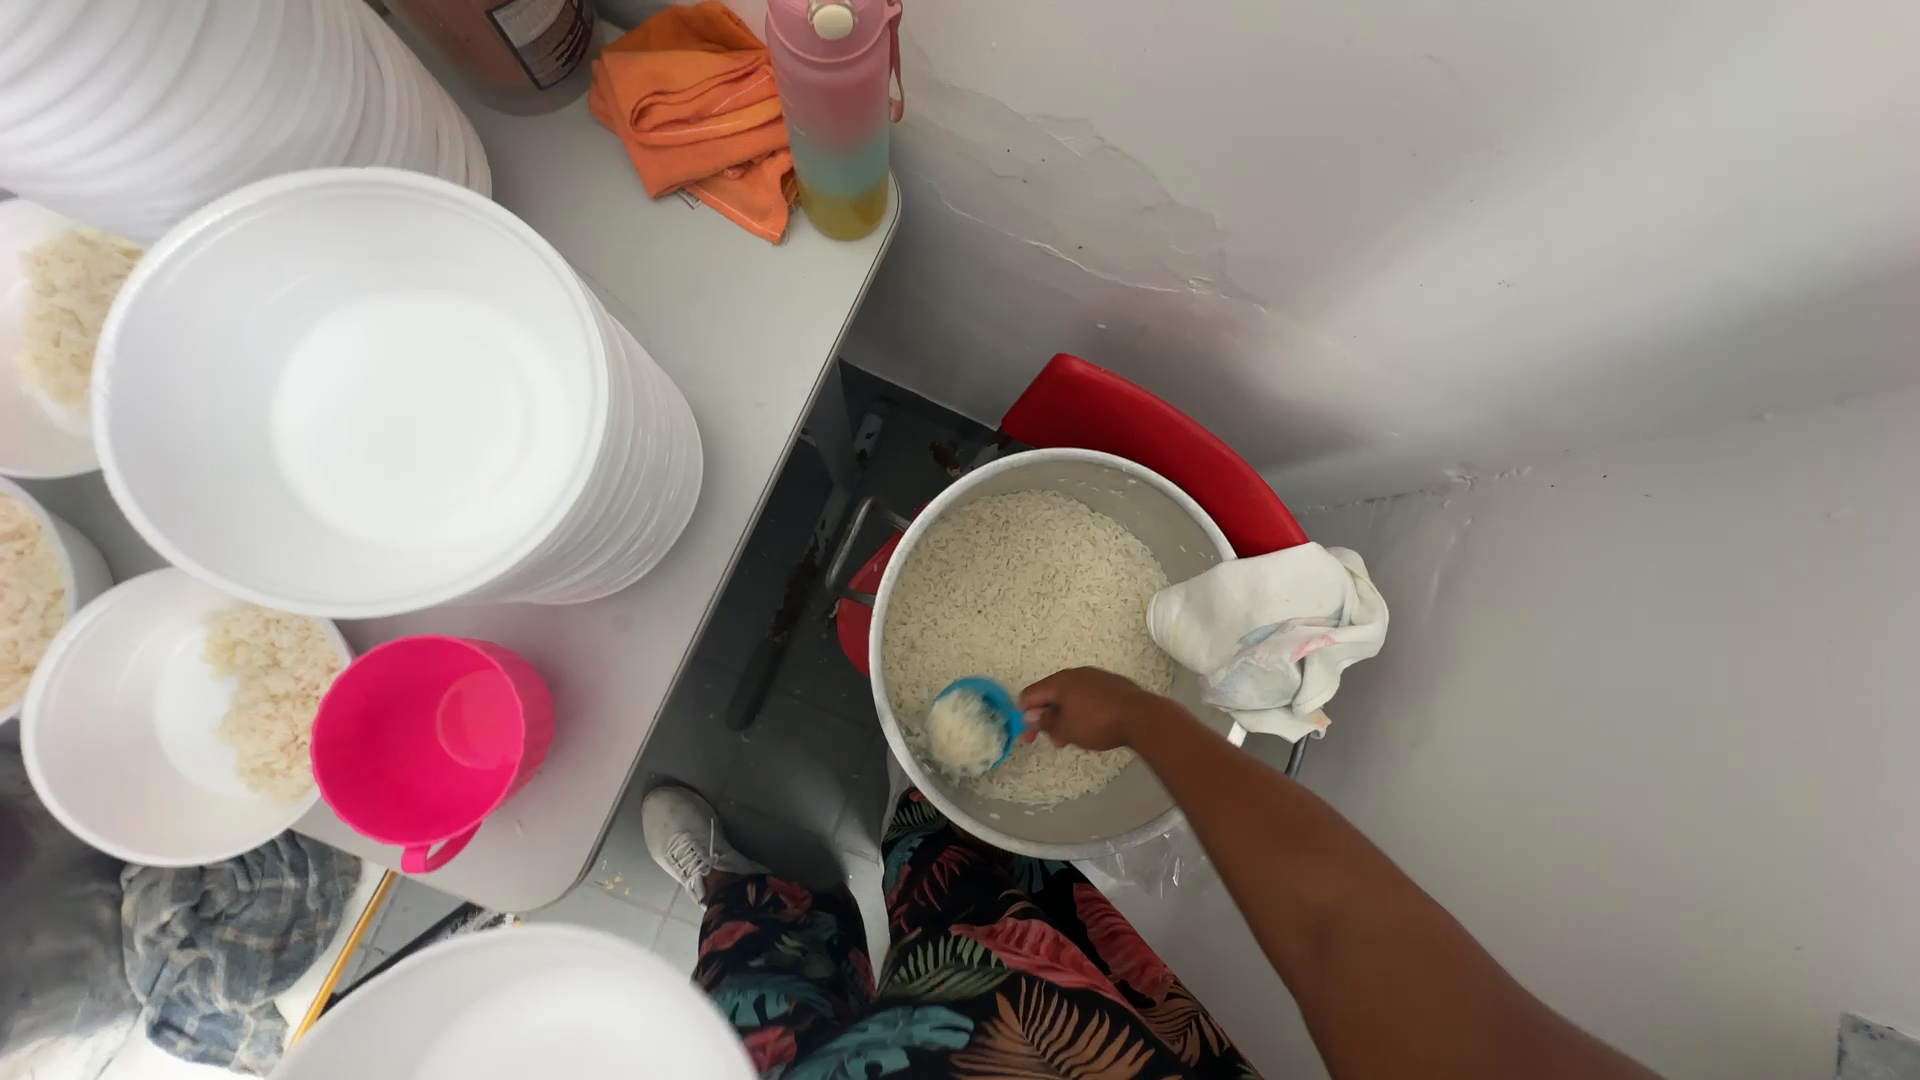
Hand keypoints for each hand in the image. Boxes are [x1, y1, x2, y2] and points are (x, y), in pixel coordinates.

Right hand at [1019, 667, 1171, 751]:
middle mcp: (1075, 674)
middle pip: (1051, 694)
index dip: (1025, 715)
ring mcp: (1095, 677)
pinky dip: (1081, 710)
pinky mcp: (1111, 684)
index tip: (1031, 736)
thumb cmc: (1098, 723)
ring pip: (1070, 696)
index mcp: (1060, 682)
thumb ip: (1044, 722)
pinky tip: (1091, 727)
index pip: (1030, 694)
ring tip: (1072, 738)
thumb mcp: (1066, 728)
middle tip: (1053, 740)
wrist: (1141, 716)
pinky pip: (1087, 696)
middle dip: (1047, 718)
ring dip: (1065, 716)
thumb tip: (1031, 715)